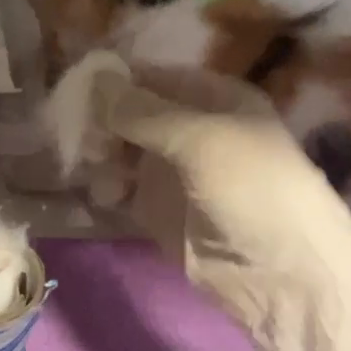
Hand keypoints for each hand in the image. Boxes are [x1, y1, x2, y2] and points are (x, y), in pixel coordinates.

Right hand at [71, 51, 350, 350]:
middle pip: (129, 113)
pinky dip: (104, 188)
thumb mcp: (201, 139)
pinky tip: (105, 197)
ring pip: (117, 150)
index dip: (114, 80)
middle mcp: (190, 129)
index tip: (74, 91)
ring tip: (98, 173)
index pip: (152, 76)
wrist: (276, 273)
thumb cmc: (252, 191)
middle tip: (87, 142)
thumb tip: (94, 79)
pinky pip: (118, 188)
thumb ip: (143, 111)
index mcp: (214, 99)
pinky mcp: (154, 210)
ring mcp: (170, 172)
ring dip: (99, 156)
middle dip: (101, 122)